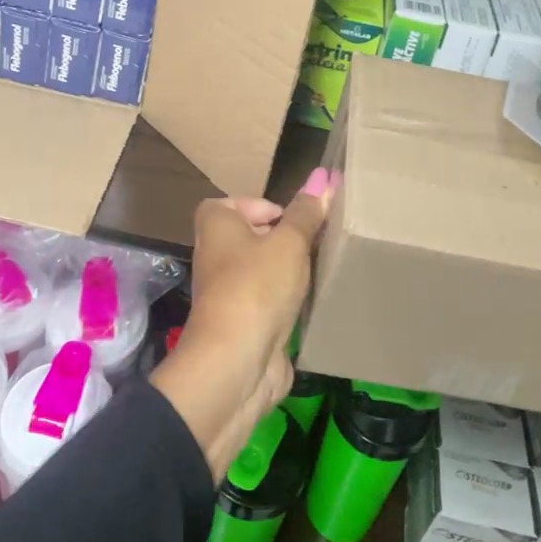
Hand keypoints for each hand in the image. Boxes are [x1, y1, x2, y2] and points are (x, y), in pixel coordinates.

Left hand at [151, 169, 333, 478]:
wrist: (236, 365)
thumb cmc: (257, 288)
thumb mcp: (289, 243)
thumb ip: (307, 213)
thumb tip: (324, 176)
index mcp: (216, 228)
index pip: (230, 204)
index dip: (260, 206)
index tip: (291, 218)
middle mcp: (217, 257)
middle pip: (251, 238)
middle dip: (284, 240)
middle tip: (317, 241)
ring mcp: (230, 295)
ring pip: (264, 273)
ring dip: (290, 273)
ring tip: (322, 270)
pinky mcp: (246, 326)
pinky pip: (271, 305)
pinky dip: (291, 304)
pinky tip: (317, 304)